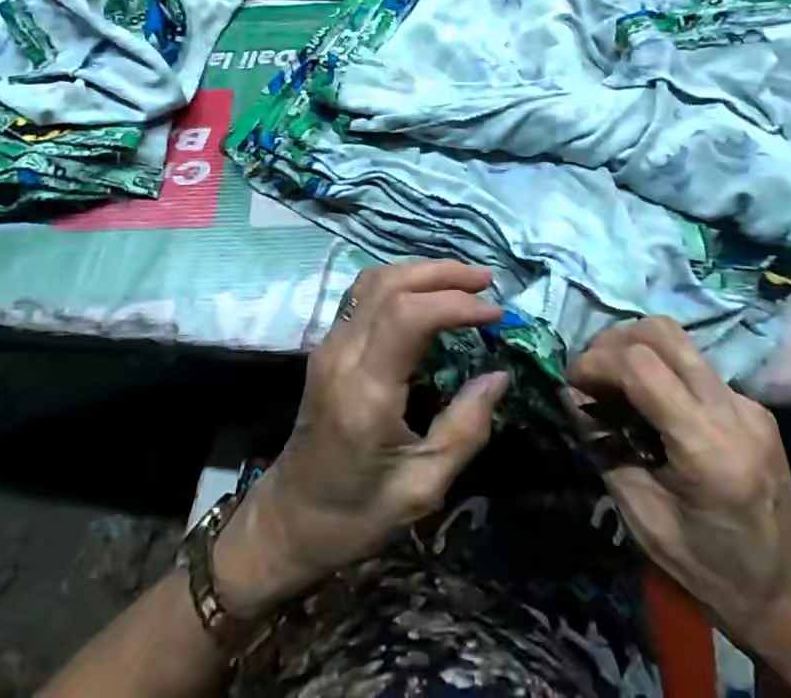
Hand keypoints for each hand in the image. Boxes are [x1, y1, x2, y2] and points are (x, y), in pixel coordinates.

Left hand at [212, 261, 508, 615]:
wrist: (291, 517)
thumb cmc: (358, 513)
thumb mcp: (424, 486)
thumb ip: (465, 428)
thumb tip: (499, 376)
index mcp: (365, 391)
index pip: (407, 315)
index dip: (455, 302)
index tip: (497, 314)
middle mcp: (340, 356)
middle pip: (386, 284)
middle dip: (440, 273)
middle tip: (487, 281)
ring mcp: (327, 348)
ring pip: (369, 283)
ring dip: (418, 272)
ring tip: (463, 283)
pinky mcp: (325, 350)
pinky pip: (360, 299)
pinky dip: (398, 285)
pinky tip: (426, 297)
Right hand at [570, 319, 790, 693]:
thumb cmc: (710, 570)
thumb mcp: (641, 517)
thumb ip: (603, 448)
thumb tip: (570, 394)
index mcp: (709, 449)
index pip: (641, 366)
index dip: (594, 362)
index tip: (570, 385)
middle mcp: (735, 414)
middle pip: (662, 333)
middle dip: (611, 344)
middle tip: (588, 378)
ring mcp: (749, 406)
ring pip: (678, 341)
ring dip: (632, 350)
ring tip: (611, 387)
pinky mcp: (751, 408)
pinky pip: (692, 365)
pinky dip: (655, 369)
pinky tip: (644, 407)